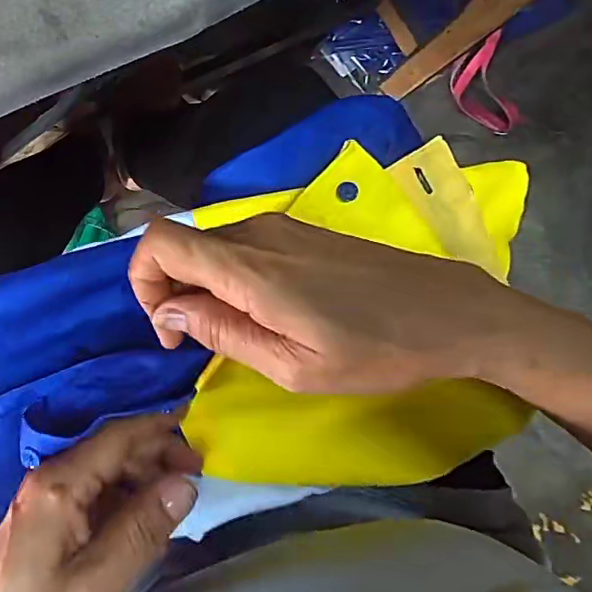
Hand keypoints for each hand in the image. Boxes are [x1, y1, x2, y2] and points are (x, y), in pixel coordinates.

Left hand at [0, 411, 200, 591]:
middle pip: (111, 451)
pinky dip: (123, 502)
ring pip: (103, 475)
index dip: (160, 428)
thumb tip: (186, 483)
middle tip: (197, 475)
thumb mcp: (97, 585)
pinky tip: (144, 523)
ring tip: (176, 502)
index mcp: (56, 486)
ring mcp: (40, 506)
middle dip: (156, 455)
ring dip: (142, 480)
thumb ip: (143, 528)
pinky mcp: (41, 529)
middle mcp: (46, 484)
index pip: (118, 436)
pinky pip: (90, 499)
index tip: (199, 427)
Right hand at [126, 214, 530, 393]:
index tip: (168, 329)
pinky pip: (243, 243)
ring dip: (201, 283)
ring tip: (234, 331)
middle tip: (198, 340)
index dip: (142, 281)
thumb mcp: (295, 365)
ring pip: (211, 242)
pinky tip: (264, 310)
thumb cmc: (376, 350)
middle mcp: (259, 231)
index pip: (160, 241)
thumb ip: (223, 330)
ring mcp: (284, 225)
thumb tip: (167, 308)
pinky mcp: (303, 230)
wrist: (449, 312)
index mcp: (251, 267)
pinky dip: (231, 274)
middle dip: (170, 288)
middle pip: (182, 241)